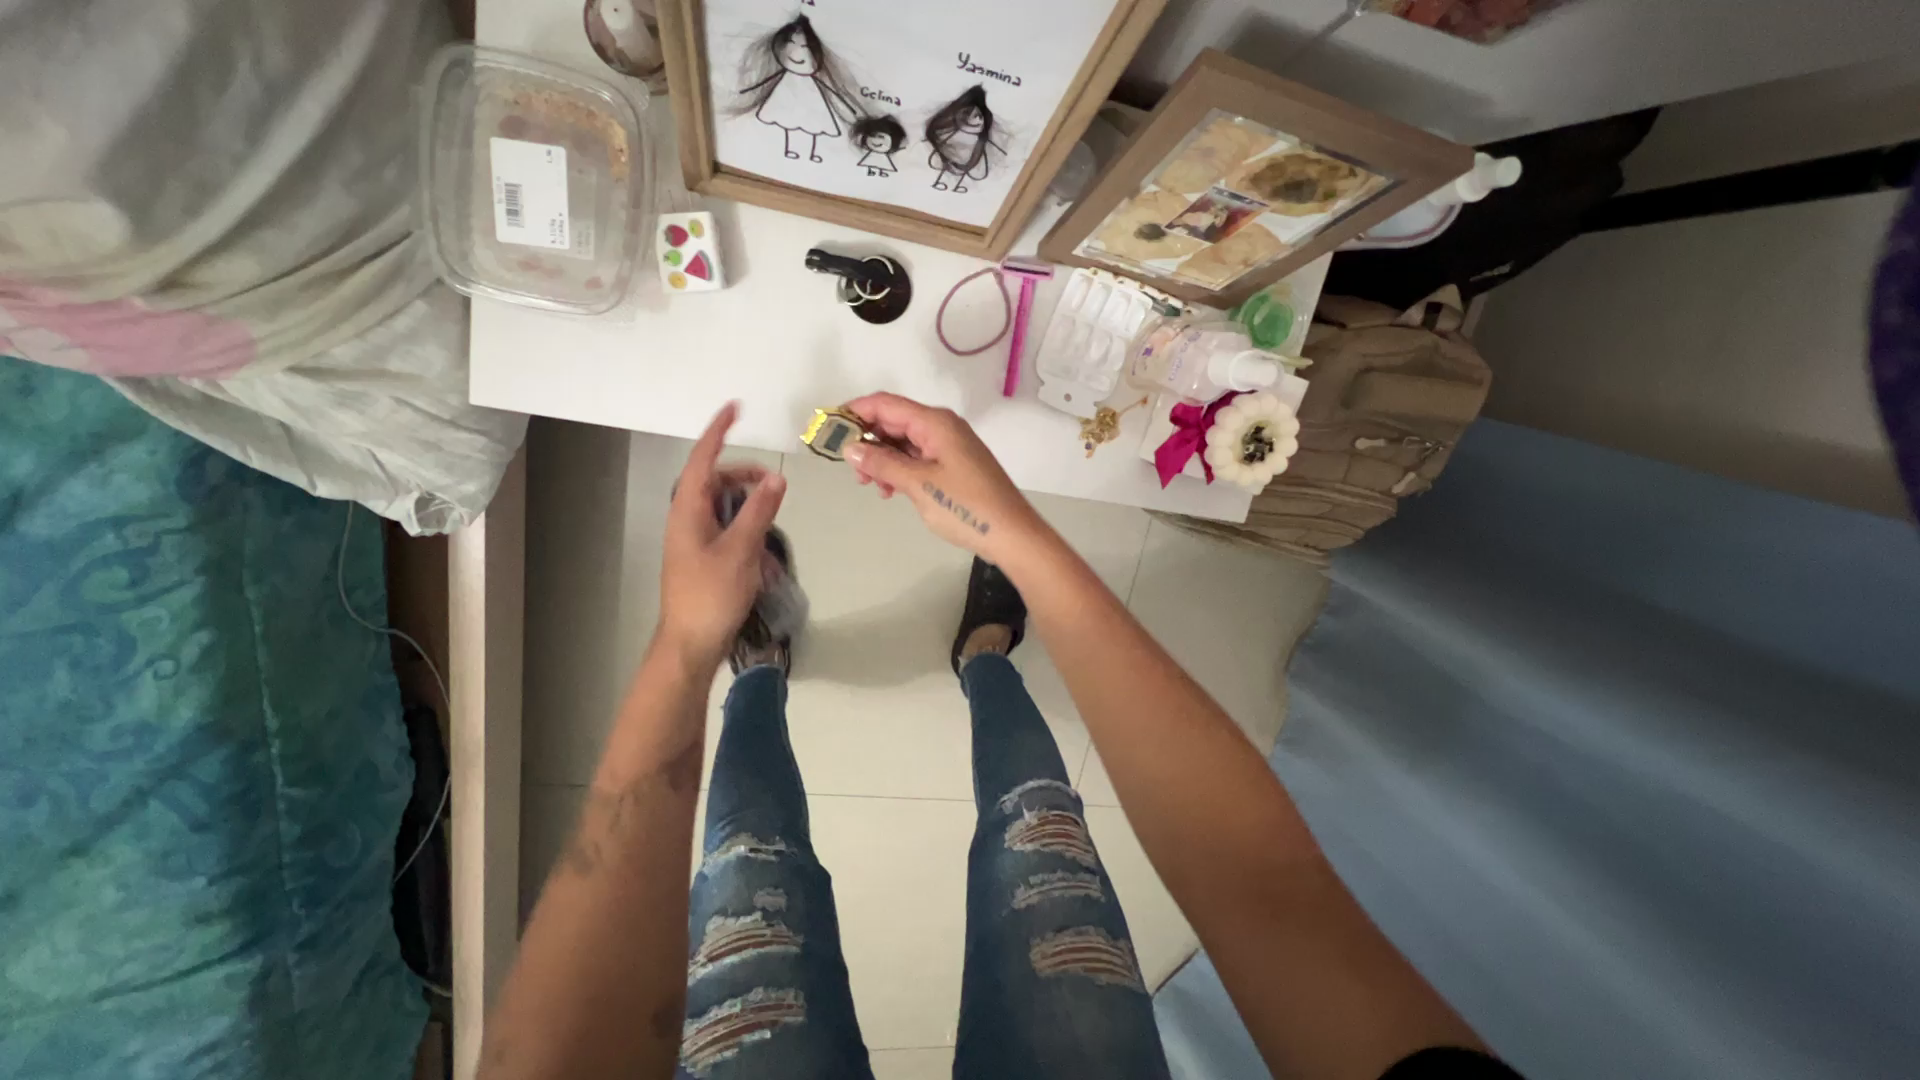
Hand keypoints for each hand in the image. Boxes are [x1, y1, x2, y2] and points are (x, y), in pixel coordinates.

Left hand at [657, 402, 786, 668]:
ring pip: (721, 505)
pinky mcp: (702, 556)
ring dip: (748, 505)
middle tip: (773, 484)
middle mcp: (687, 518)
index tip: (735, 409)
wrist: (690, 643)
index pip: (702, 460)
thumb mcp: (740, 551)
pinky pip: (725, 527)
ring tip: (772, 520)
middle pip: (714, 481)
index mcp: (688, 510)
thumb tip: (776, 478)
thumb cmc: (710, 595)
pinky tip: (762, 548)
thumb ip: (759, 511)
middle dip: (743, 475)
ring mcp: (693, 538)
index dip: (718, 432)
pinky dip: (745, 527)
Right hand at [841, 393, 1050, 566]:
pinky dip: (899, 469)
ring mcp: (949, 446)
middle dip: (867, 440)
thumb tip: (850, 447)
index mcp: (935, 422)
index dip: (854, 412)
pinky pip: (917, 458)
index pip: (885, 404)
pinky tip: (891, 490)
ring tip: (871, 484)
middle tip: (852, 470)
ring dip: (882, 459)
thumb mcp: (918, 485)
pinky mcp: (953, 465)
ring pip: (903, 442)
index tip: (829, 428)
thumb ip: (882, 463)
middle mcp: (942, 427)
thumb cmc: (965, 507)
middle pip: (893, 421)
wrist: (1012, 534)